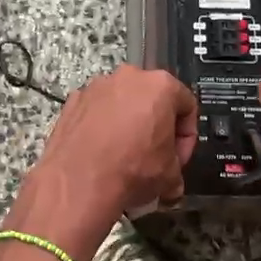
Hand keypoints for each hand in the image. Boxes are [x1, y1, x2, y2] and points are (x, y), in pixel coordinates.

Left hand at [27, 66, 197, 223]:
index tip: (178, 158)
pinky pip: (96, 111)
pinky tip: (101, 152)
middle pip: (152, 99)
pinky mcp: (73, 100)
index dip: (186, 137)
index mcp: (160, 85)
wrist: (79, 181)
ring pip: (122, 103)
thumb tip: (171, 183)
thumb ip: (175, 169)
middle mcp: (128, 77)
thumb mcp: (170, 176)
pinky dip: (101, 126)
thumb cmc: (132, 170)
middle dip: (156, 126)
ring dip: (128, 124)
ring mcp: (97, 86)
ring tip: (125, 156)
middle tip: (155, 156)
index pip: (186, 106)